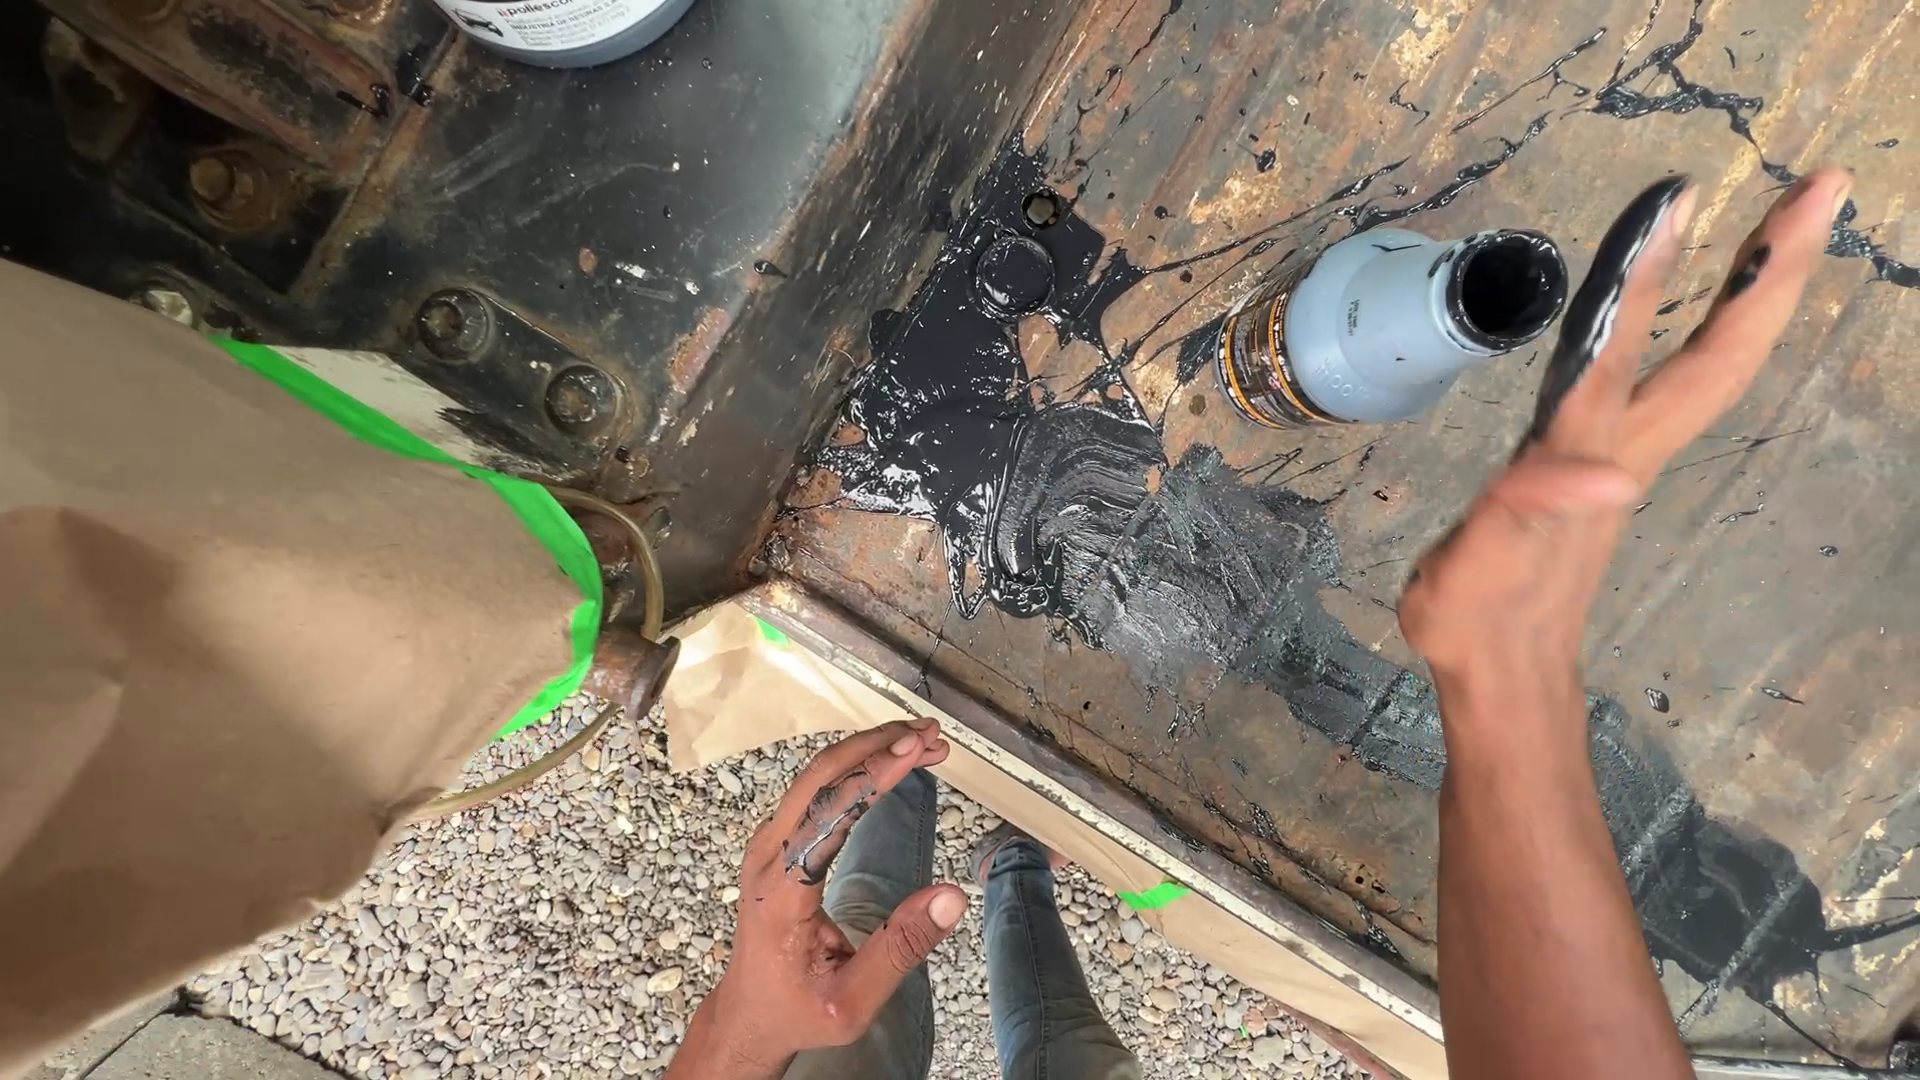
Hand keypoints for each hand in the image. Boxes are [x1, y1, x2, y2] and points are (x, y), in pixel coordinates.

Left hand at [667, 720, 966, 1079]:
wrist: (749, 1012)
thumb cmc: (797, 1008)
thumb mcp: (854, 1000)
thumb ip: (902, 948)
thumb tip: (953, 897)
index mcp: (782, 889)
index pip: (828, 813)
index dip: (874, 774)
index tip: (916, 748)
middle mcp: (769, 852)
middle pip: (821, 775)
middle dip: (878, 744)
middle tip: (930, 733)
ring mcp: (771, 838)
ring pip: (820, 771)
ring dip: (873, 747)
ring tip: (926, 740)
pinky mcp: (782, 835)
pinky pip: (820, 783)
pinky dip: (861, 762)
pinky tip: (895, 758)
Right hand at [1398, 168, 1853, 693]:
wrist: (1499, 660)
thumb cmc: (1476, 611)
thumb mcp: (1482, 564)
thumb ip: (1532, 511)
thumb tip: (1603, 477)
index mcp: (1582, 459)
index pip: (1624, 358)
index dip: (1654, 282)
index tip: (1682, 199)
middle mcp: (1613, 451)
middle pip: (1711, 359)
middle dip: (1767, 274)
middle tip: (1817, 190)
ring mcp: (1607, 463)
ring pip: (1694, 375)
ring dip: (1740, 302)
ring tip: (1763, 240)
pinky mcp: (1584, 477)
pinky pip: (1649, 396)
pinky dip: (1682, 344)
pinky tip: (1666, 328)